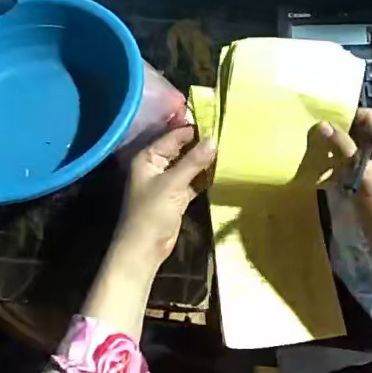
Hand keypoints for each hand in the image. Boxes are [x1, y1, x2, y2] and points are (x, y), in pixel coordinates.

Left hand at [113, 125, 215, 267]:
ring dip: (203, 161)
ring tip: (227, 150)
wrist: (144, 248)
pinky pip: (192, 181)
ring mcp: (166, 182)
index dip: (193, 131)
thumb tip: (214, 140)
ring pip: (188, 166)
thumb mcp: (173, 184)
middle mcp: (156, 166)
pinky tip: (220, 171)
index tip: (217, 124)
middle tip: (226, 135)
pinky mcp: (176, 196)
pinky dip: (203, 177)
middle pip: (181, 150)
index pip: (173, 137)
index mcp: (148, 158)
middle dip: (200, 145)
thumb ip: (193, 162)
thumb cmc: (152, 212)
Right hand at [319, 109, 371, 258]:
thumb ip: (341, 147)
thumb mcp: (360, 173)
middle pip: (364, 131)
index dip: (345, 117)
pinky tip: (328, 167)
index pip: (368, 117)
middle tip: (315, 135)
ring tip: (318, 150)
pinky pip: (362, 161)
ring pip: (361, 147)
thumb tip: (322, 125)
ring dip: (341, 150)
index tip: (320, 121)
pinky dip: (347, 163)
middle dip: (341, 134)